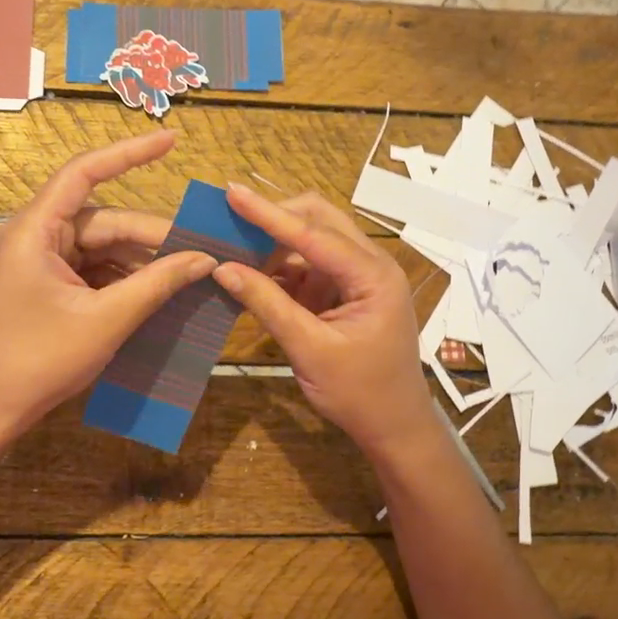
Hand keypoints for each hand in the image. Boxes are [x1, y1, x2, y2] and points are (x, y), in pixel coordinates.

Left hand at [0, 130, 217, 439]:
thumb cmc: (39, 362)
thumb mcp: (105, 321)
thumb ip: (156, 284)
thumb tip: (203, 260)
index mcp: (34, 230)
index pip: (85, 173)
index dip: (129, 153)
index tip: (171, 139)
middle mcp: (35, 236)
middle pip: (103, 219)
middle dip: (150, 237)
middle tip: (200, 253)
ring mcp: (40, 261)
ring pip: (102, 246)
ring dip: (140, 261)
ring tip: (186, 275)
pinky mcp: (47, 284)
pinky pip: (93, 268)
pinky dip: (123, 278)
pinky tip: (157, 291)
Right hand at [213, 184, 437, 450]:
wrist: (395, 427)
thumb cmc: (360, 393)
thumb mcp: (309, 349)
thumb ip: (268, 304)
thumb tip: (223, 269)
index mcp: (373, 275)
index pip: (313, 233)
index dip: (268, 213)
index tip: (232, 192)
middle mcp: (370, 265)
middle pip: (318, 221)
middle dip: (274, 218)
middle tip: (229, 219)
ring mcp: (358, 278)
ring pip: (311, 241)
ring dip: (273, 244)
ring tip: (231, 246)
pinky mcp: (345, 293)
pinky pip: (308, 267)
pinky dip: (279, 269)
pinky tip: (249, 273)